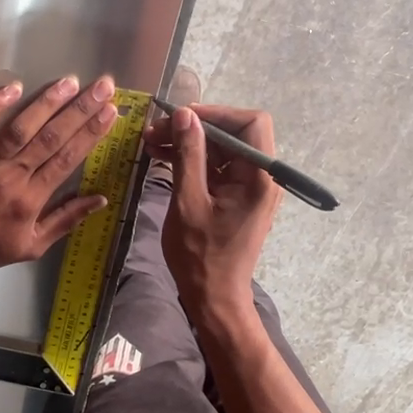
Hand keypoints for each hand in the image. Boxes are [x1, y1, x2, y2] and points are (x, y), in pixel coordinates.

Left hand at [0, 75, 119, 276]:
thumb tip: (99, 199)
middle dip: (80, 110)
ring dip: (47, 102)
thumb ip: (65, 220)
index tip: (110, 112)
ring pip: (20, 127)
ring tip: (70, 82)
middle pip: (51, 137)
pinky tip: (15, 87)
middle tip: (102, 86)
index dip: (91, 134)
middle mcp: (12, 176)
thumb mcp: (32, 246)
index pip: (68, 159)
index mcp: (31, 199)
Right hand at [145, 103, 280, 314]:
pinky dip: (192, 160)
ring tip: (150, 143)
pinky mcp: (237, 198)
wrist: (213, 298)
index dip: (215, 114)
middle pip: (234, 133)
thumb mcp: (188, 202)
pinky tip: (162, 158)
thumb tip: (183, 115)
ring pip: (221, 149)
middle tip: (154, 132)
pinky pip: (217, 167)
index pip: (251, 123)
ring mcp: (250, 188)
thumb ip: (188, 155)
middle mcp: (262, 177)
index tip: (180, 119)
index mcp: (259, 177)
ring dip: (188, 142)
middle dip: (194, 128)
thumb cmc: (200, 256)